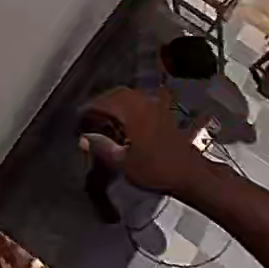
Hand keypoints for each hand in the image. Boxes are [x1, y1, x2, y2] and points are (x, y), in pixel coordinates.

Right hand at [79, 87, 213, 196]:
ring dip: (117, 103)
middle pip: (118, 94)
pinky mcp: (165, 113)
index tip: (79, 117)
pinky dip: (131, 107)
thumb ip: (102, 147)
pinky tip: (126, 121)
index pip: (104, 102)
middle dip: (102, 102)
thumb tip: (83, 139)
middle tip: (90, 115)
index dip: (89, 108)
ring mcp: (157, 106)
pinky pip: (142, 102)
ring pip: (131, 96)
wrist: (189, 174)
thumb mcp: (123, 163)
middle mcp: (145, 102)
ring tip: (105, 118)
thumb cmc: (156, 169)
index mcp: (133, 111)